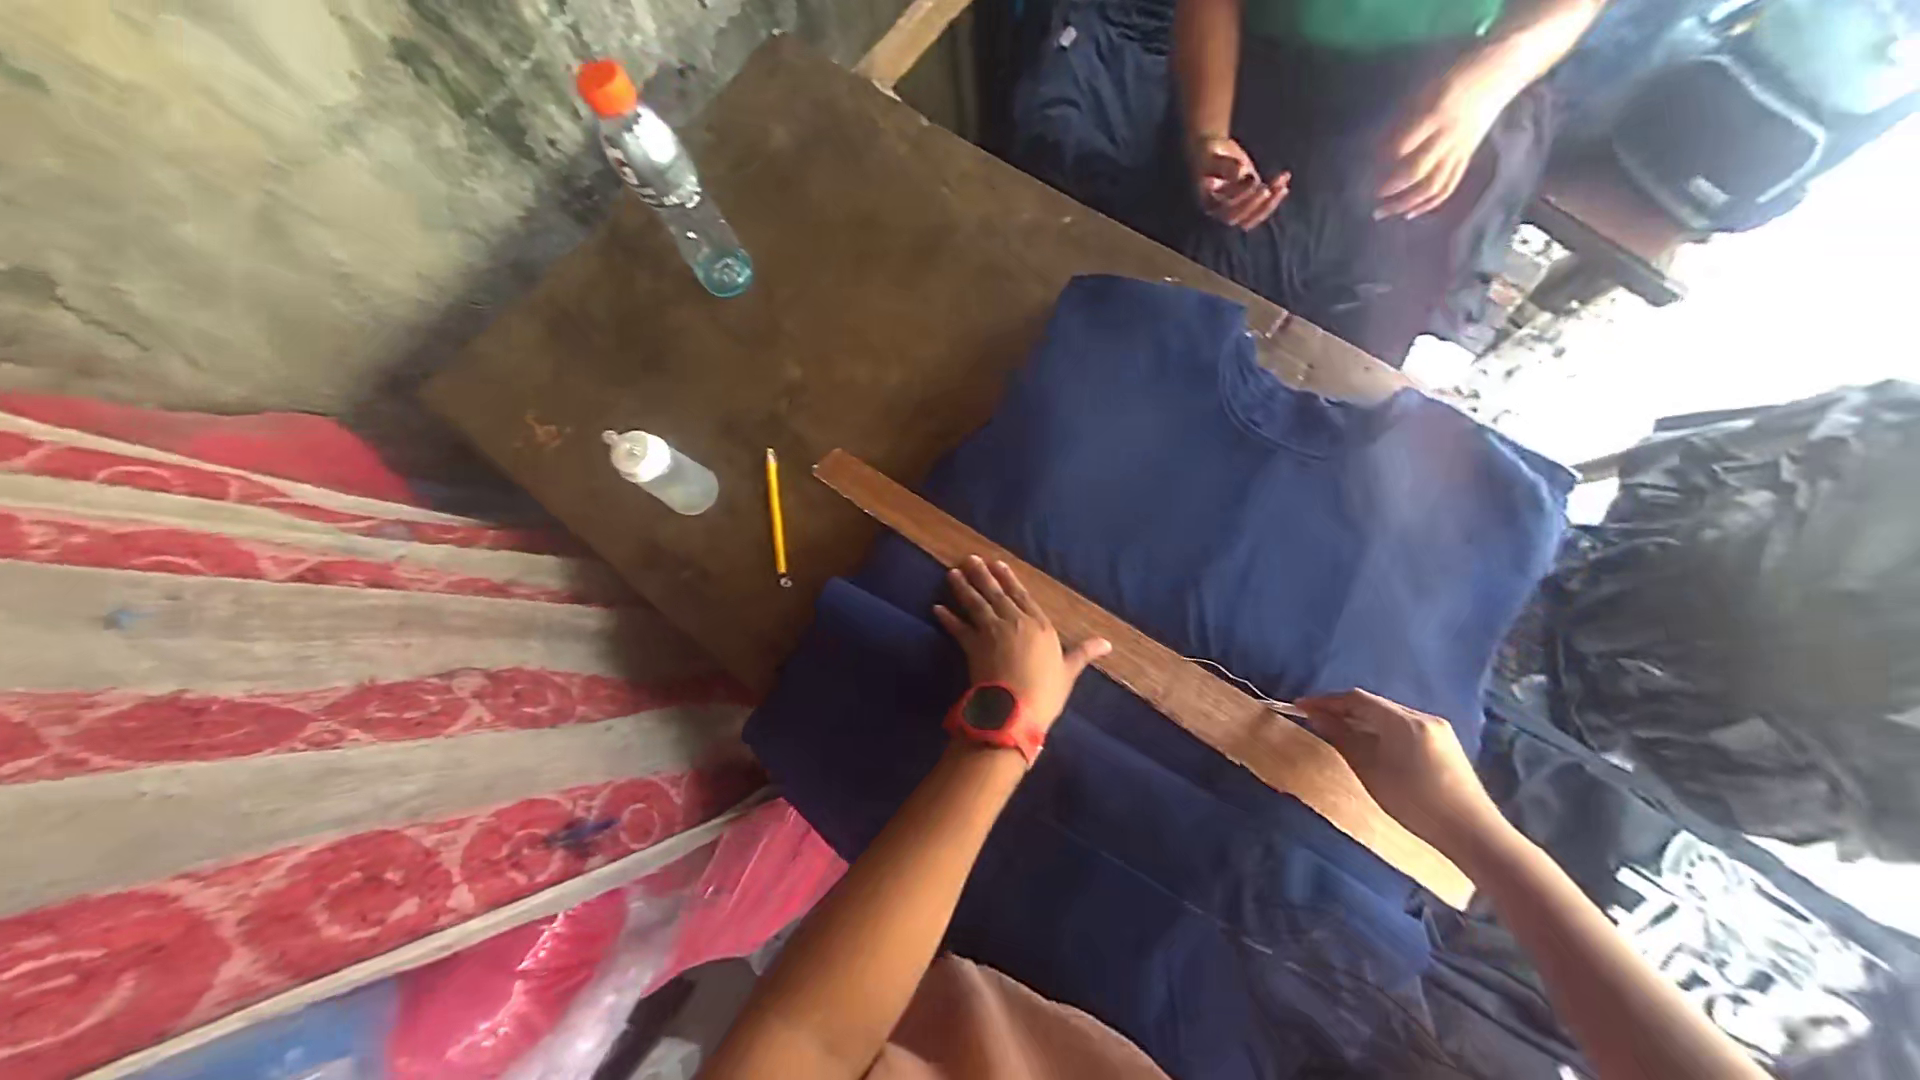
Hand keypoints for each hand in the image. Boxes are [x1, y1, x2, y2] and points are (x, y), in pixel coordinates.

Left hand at [933, 556, 1111, 734]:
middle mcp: (1015, 621)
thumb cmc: (1046, 692)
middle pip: (996, 593)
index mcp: (1040, 625)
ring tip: (952, 573)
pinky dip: (947, 618)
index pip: (1022, 595)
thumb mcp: (1069, 671)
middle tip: (969, 559)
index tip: (997, 564)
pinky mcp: (972, 645)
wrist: (1016, 710)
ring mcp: (991, 631)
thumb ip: (1084, 653)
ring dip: (963, 587)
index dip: (1009, 579)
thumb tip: (1108, 643)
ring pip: (976, 603)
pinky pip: (958, 628)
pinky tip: (937, 608)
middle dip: (982, 575)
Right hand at [1191, 135, 1289, 229]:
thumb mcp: (1215, 157)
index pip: (1224, 209)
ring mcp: (1237, 207)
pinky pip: (1262, 207)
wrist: (1215, 153)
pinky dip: (1275, 196)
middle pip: (1237, 218)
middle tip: (1266, 189)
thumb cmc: (1211, 155)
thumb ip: (1225, 166)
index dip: (1239, 198)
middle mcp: (1221, 210)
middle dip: (1254, 205)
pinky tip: (1284, 179)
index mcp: (1209, 202)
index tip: (1250, 178)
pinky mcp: (1250, 200)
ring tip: (1282, 188)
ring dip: (1268, 205)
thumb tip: (1241, 172)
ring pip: (1251, 218)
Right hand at [1295, 689, 1511, 867]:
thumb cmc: (1414, 802)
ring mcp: (1437, 730)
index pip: (1356, 698)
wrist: (1473, 834)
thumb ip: (1341, 737)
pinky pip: (1402, 727)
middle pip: (1373, 704)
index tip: (1299, 706)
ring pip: (1388, 715)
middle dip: (1341, 709)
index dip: (1324, 701)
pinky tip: (1368, 744)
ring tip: (1336, 732)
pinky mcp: (1444, 745)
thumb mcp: (1369, 769)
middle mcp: (1422, 717)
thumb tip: (1317, 716)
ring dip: (1360, 720)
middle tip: (1314, 719)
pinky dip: (1379, 729)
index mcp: (1404, 721)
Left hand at [1376, 60, 1510, 219]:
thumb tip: (1374, 150)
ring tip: (1381, 213)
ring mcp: (1460, 148)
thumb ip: (1401, 120)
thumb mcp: (1425, 91)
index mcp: (1436, 114)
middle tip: (1370, 198)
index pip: (1403, 146)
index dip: (1381, 162)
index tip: (1363, 172)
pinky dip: (1428, 203)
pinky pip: (1449, 185)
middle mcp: (1449, 135)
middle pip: (1417, 171)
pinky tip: (1409, 214)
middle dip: (1389, 189)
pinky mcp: (1467, 155)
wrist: (1504, 68)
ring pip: (1432, 185)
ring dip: (1404, 204)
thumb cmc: (1456, 76)